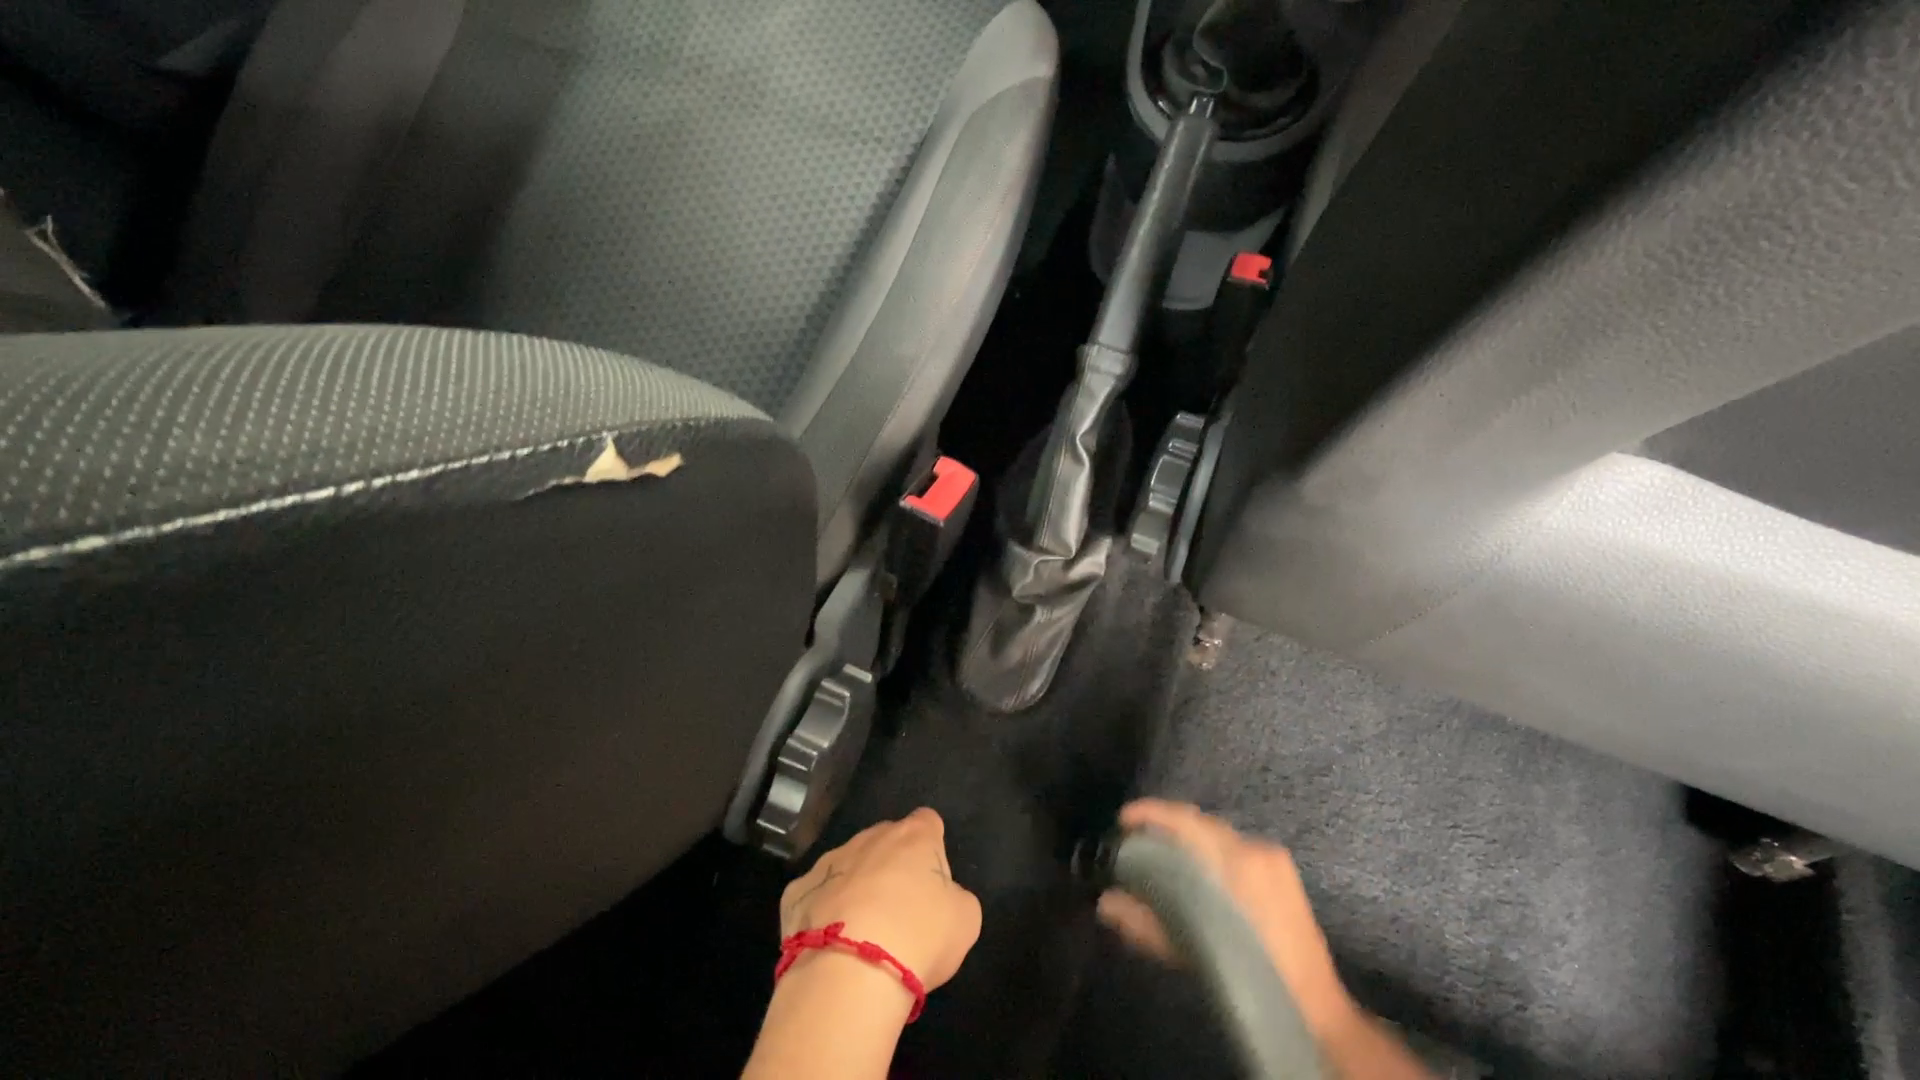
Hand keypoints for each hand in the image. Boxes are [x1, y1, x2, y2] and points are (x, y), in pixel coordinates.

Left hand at [779, 807, 982, 991]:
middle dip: (892, 865)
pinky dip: (823, 911)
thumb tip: (941, 895)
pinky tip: (832, 942)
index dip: (932, 846)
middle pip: (885, 841)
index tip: (932, 877)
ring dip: (856, 886)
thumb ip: (955, 896)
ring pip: (847, 865)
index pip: (927, 822)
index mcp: (914, 837)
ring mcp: (828, 862)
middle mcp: (869, 838)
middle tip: (901, 908)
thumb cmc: (919, 938)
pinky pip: (815, 895)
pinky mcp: (796, 893)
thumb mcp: (965, 920)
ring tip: (863, 931)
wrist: (850, 972)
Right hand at [1096, 798, 1359, 1041]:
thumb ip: (1143, 923)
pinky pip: (1238, 850)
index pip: (1186, 820)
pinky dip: (1212, 854)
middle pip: (1202, 823)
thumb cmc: (1247, 976)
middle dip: (1168, 825)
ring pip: (1221, 836)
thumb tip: (1106, 902)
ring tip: (1163, 856)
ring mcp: (1274, 859)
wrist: (1312, 1004)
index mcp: (1235, 861)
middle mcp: (1256, 848)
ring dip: (1191, 841)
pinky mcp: (1285, 872)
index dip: (1150, 812)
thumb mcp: (1188, 951)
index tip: (1122, 819)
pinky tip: (1198, 875)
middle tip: (1137, 840)